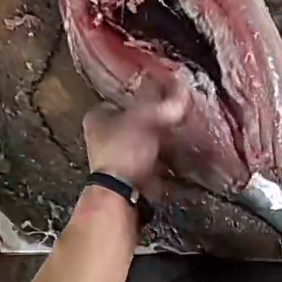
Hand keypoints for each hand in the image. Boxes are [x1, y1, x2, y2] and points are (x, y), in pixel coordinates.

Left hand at [82, 84, 189, 198]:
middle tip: (177, 113)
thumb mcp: (147, 118)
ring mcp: (119, 157)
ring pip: (146, 141)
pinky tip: (183, 152)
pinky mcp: (133, 175)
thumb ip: (166, 103)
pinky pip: (155, 160)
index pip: (123, 97)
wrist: (124, 193)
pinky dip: (168, 158)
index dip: (144, 94)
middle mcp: (104, 136)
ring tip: (184, 131)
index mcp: (97, 116)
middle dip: (156, 119)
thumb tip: (184, 88)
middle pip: (136, 120)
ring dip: (163, 139)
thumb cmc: (126, 148)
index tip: (165, 94)